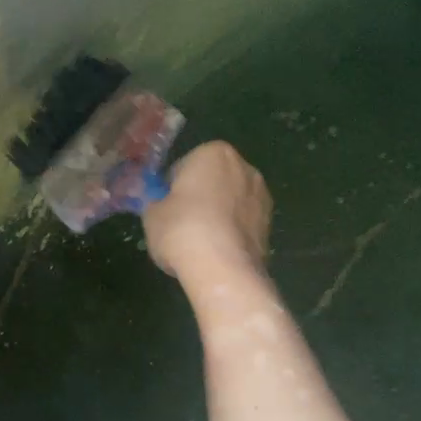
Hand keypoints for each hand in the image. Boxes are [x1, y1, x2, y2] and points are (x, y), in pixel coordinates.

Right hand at [142, 141, 272, 287]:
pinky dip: (230, 231)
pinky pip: (241, 221)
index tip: (163, 209)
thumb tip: (158, 202)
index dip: (169, 190)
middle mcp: (243, 165)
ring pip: (229, 201)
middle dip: (198, 197)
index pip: (183, 166)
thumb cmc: (181, 230)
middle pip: (211, 180)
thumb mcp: (151, 214)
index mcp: (212, 153)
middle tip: (179, 224)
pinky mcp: (270, 222)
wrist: (222, 267)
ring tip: (199, 242)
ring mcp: (261, 194)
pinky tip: (216, 251)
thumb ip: (155, 201)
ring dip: (217, 214)